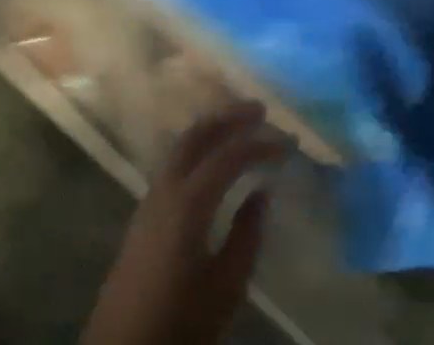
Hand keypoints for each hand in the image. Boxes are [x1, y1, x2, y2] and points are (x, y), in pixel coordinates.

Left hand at [81, 102, 284, 344]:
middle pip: (196, 136)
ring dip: (212, 131)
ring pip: (181, 148)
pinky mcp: (144, 218)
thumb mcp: (226, 286)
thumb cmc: (180, 323)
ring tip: (242, 128)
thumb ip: (247, 235)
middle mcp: (164, 192)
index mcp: (187, 204)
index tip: (290, 142)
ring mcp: (149, 203)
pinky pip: (174, 166)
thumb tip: (261, 193)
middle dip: (228, 117)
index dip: (261, 143)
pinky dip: (199, 151)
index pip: (229, 155)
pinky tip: (216, 163)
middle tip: (261, 110)